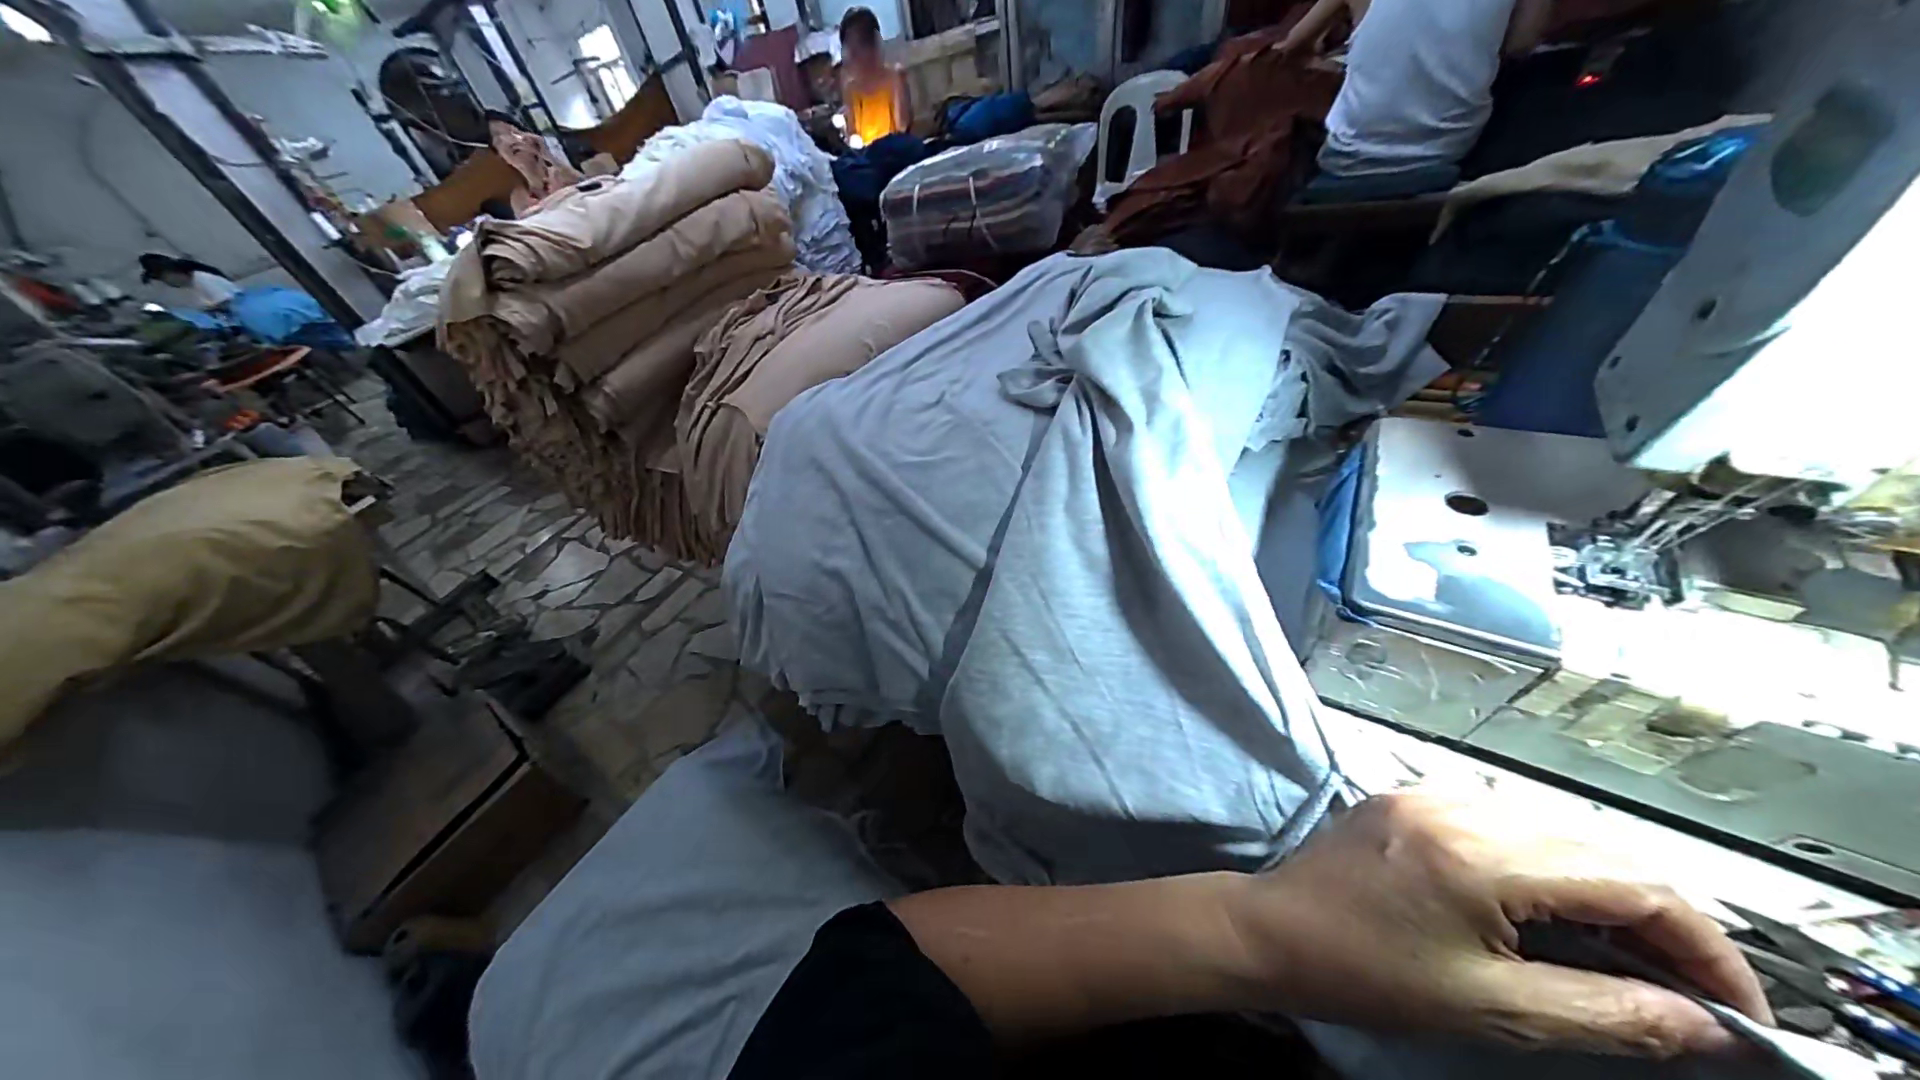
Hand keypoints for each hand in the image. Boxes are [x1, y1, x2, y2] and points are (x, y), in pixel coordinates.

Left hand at [1224, 795, 1772, 1056]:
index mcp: (1480, 852)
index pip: (1632, 881)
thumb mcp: (1493, 1006)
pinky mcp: (1405, 798)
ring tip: (1624, 956)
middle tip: (1685, 992)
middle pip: (1595, 848)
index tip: (1739, 1013)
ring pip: (1551, 830)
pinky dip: (1541, 862)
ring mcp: (1425, 793)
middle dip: (1656, 920)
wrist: (1271, 929)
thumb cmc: (1369, 972)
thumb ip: (1610, 1012)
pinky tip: (1546, 908)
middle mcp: (1457, 805)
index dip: (1705, 949)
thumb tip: (1709, 1024)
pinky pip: (1499, 819)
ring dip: (1600, 887)